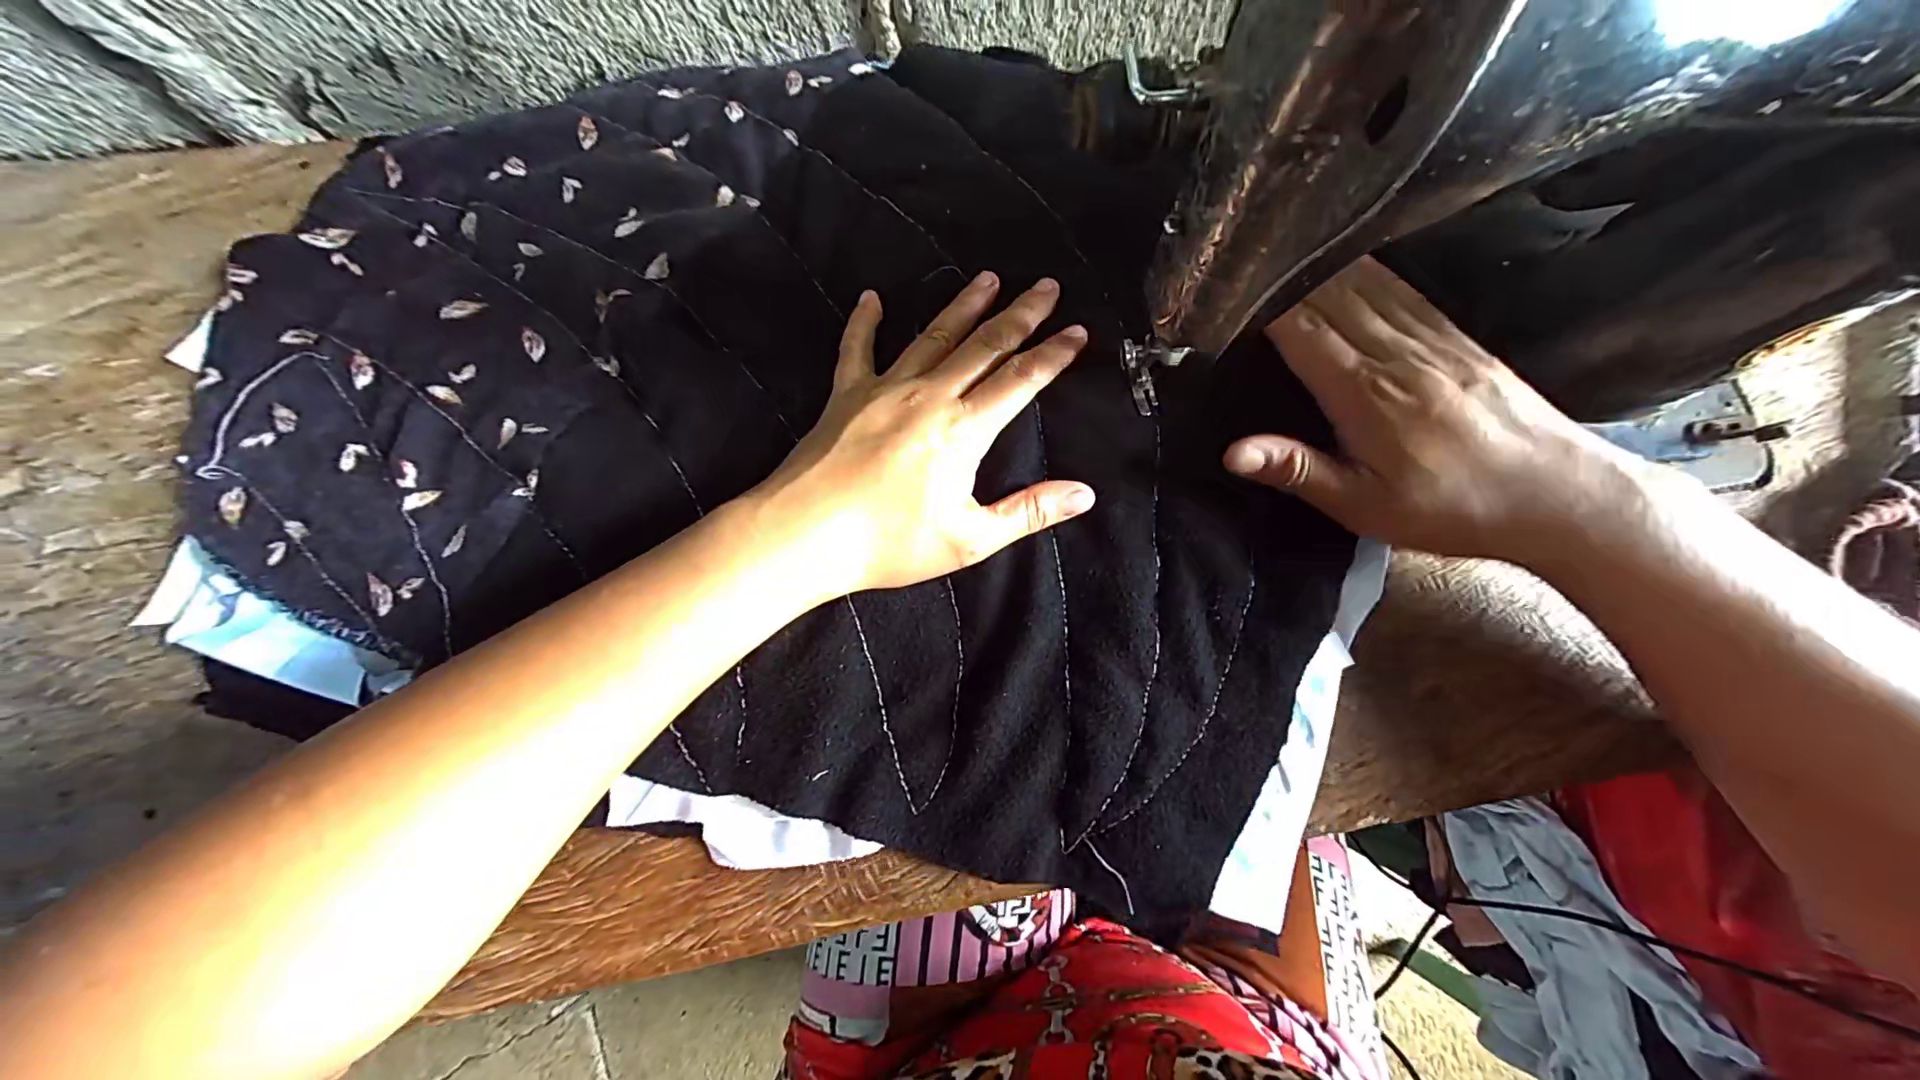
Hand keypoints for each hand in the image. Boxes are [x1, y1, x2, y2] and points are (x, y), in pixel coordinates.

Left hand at [745, 272, 1094, 596]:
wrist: (804, 535)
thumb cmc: (889, 543)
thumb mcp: (969, 539)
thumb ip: (1029, 512)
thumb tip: (1084, 493)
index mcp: (963, 430)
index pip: (1020, 380)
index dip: (1053, 355)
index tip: (1077, 331)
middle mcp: (928, 396)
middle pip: (984, 345)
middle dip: (1021, 314)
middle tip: (1046, 286)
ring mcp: (884, 390)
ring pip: (934, 336)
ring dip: (964, 306)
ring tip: (987, 278)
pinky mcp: (845, 395)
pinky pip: (857, 349)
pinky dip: (865, 322)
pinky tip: (872, 298)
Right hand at [1223, 256, 1648, 566]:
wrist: (1559, 496)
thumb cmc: (1450, 509)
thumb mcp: (1362, 505)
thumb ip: (1297, 470)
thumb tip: (1233, 452)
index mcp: (1365, 393)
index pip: (1301, 329)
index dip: (1261, 307)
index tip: (1227, 295)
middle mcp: (1398, 354)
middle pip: (1329, 296)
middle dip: (1282, 280)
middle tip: (1244, 270)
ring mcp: (1434, 339)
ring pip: (1365, 284)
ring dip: (1320, 268)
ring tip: (1284, 256)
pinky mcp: (1459, 338)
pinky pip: (1403, 290)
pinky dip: (1367, 272)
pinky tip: (1348, 263)